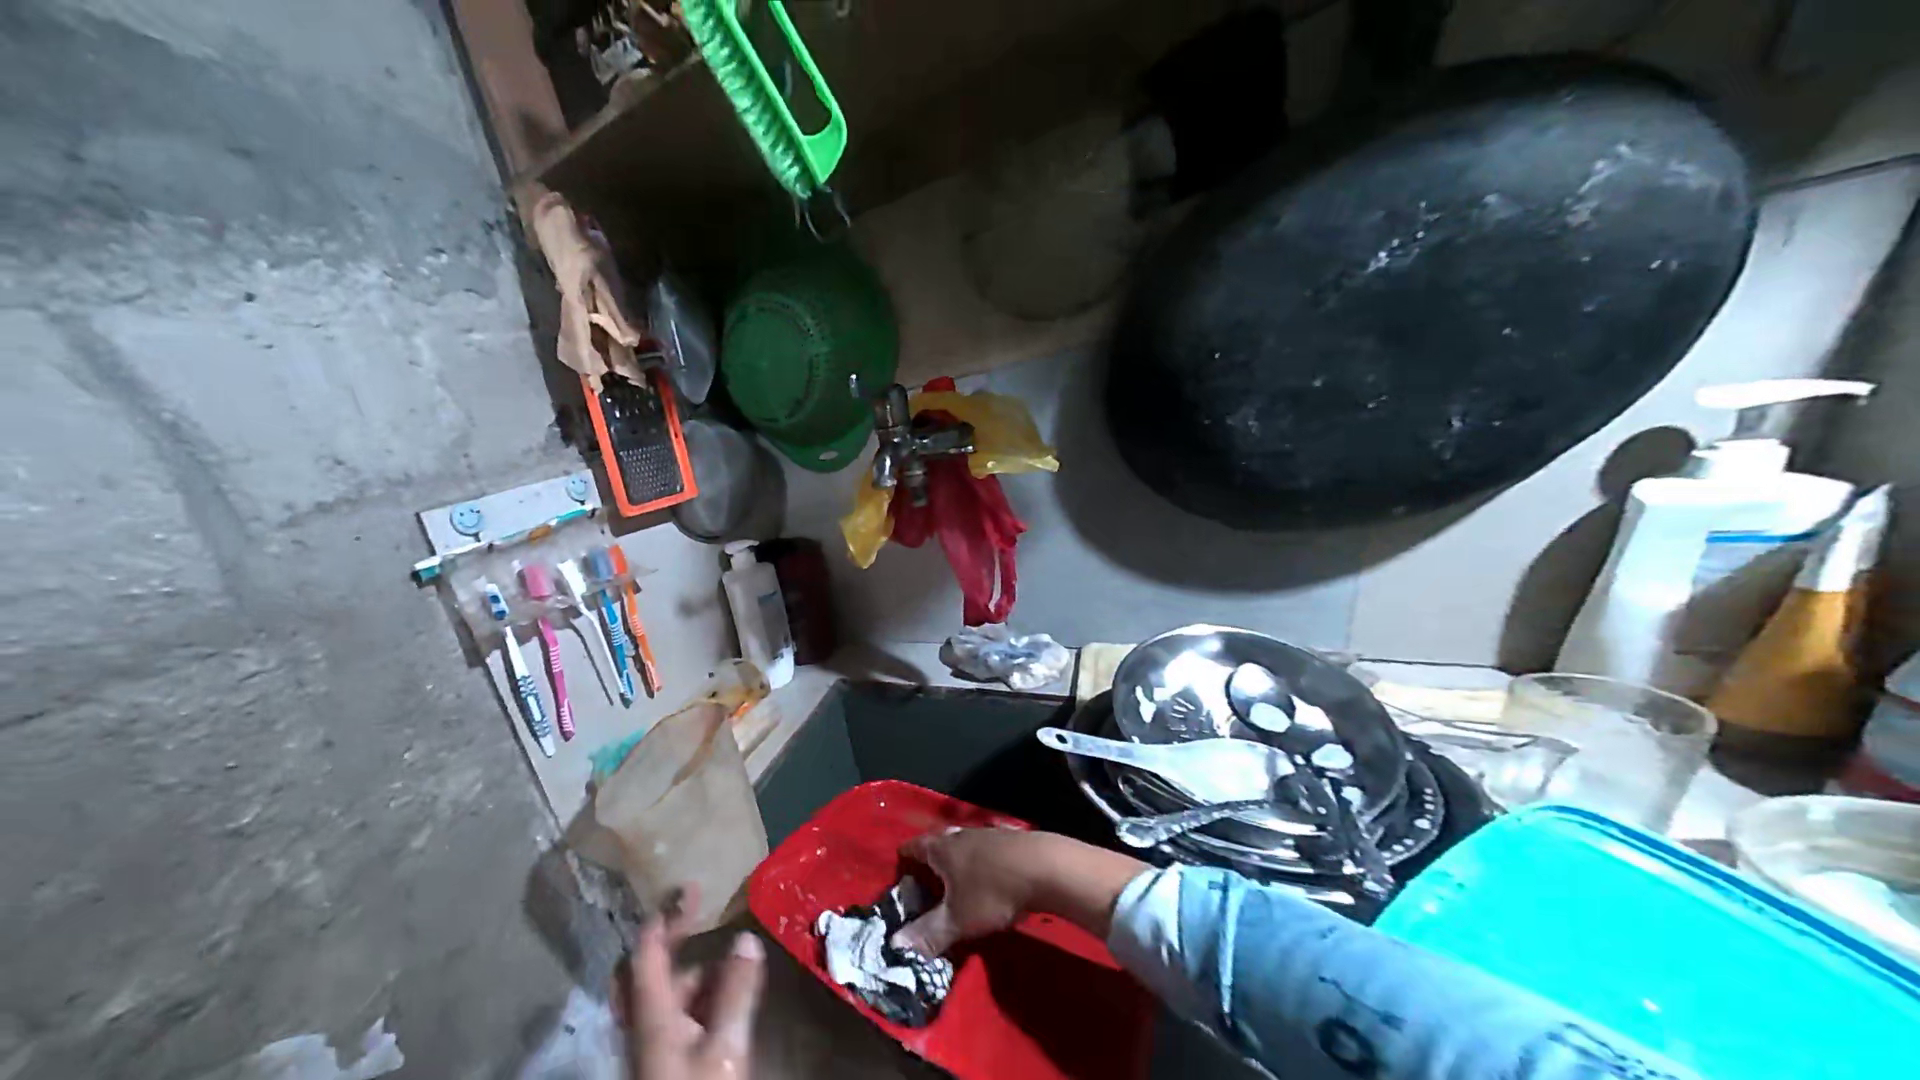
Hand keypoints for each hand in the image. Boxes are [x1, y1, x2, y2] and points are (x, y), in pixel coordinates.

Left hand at [616, 887, 765, 1079]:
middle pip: (650, 974)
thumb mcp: (724, 1049)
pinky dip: (700, 996)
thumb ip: (734, 992)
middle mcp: (645, 1029)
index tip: (689, 887)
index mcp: (651, 1018)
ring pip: (667, 997)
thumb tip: (744, 938)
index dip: (666, 918)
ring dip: (694, 970)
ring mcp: (653, 1050)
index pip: (648, 955)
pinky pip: (679, 1017)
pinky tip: (726, 998)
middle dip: (675, 940)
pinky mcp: (667, 1067)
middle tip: (703, 913)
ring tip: (731, 958)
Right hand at [894, 828, 1146, 956]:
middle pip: (941, 841)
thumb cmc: (993, 891)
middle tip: (926, 874)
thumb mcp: (958, 919)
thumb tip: (895, 943)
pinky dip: (984, 859)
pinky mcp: (1014, 839)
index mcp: (943, 848)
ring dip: (960, 856)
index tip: (900, 866)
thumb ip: (928, 932)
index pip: (916, 846)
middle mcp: (963, 835)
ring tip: (957, 875)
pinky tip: (991, 873)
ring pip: (967, 843)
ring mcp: (990, 834)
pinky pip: (989, 848)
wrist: (1045, 867)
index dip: (906, 856)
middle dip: (932, 855)